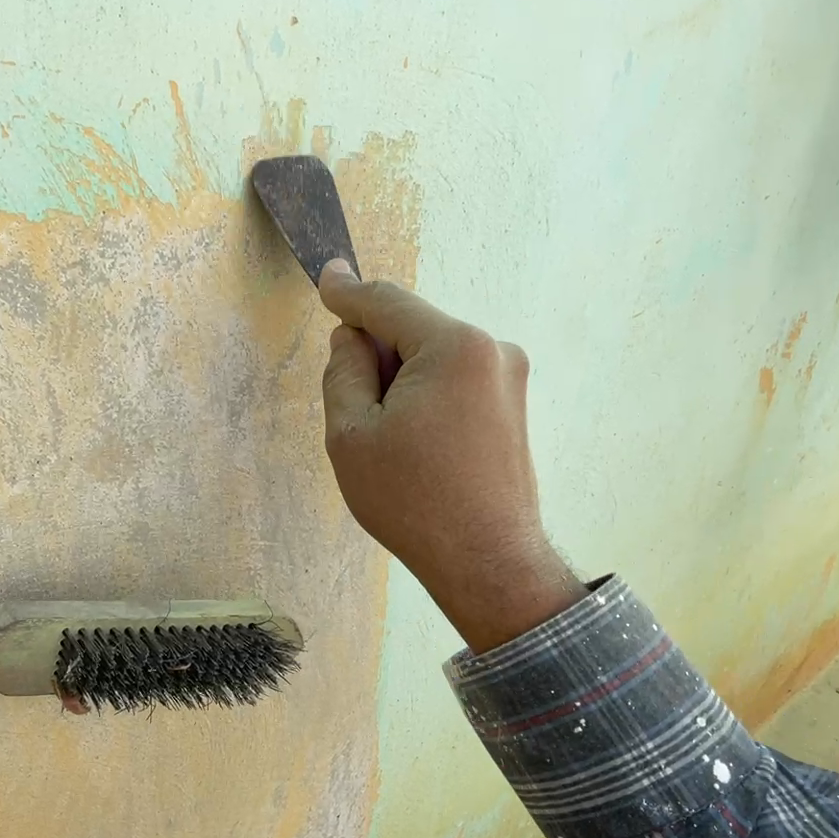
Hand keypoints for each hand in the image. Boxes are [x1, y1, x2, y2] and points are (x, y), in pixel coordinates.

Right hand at [317, 260, 584, 651]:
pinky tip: (417, 449)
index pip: (387, 303)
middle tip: (357, 417)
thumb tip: (353, 339)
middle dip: (377, 357)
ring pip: (431, 360)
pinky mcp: (512, 407)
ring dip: (400, 383)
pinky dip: (424, 398)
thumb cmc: (412, 500)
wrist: (487, 561)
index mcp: (454, 347)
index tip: (326, 276)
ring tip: (391, 446)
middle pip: (412, 332)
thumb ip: (344, 373)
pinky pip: (453, 383)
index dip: (349, 292)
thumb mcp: (351, 436)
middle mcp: (491, 350)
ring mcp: (508, 379)